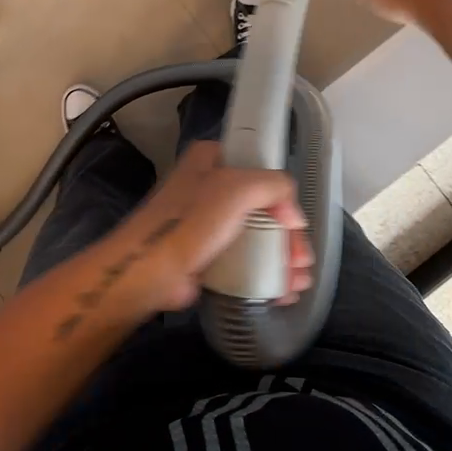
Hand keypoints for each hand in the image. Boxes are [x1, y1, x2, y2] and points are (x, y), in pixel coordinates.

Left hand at [98, 142, 313, 314]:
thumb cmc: (191, 222)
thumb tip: (293, 214)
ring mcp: (209, 221)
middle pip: (265, 207)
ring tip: (298, 282)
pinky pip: (245, 259)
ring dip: (283, 258)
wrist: (150, 270)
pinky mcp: (208, 253)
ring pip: (259, 235)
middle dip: (289, 236)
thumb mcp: (237, 188)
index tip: (295, 223)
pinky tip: (284, 291)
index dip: (282, 195)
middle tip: (302, 260)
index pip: (260, 168)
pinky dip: (267, 273)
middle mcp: (210, 185)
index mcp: (212, 159)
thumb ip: (273, 186)